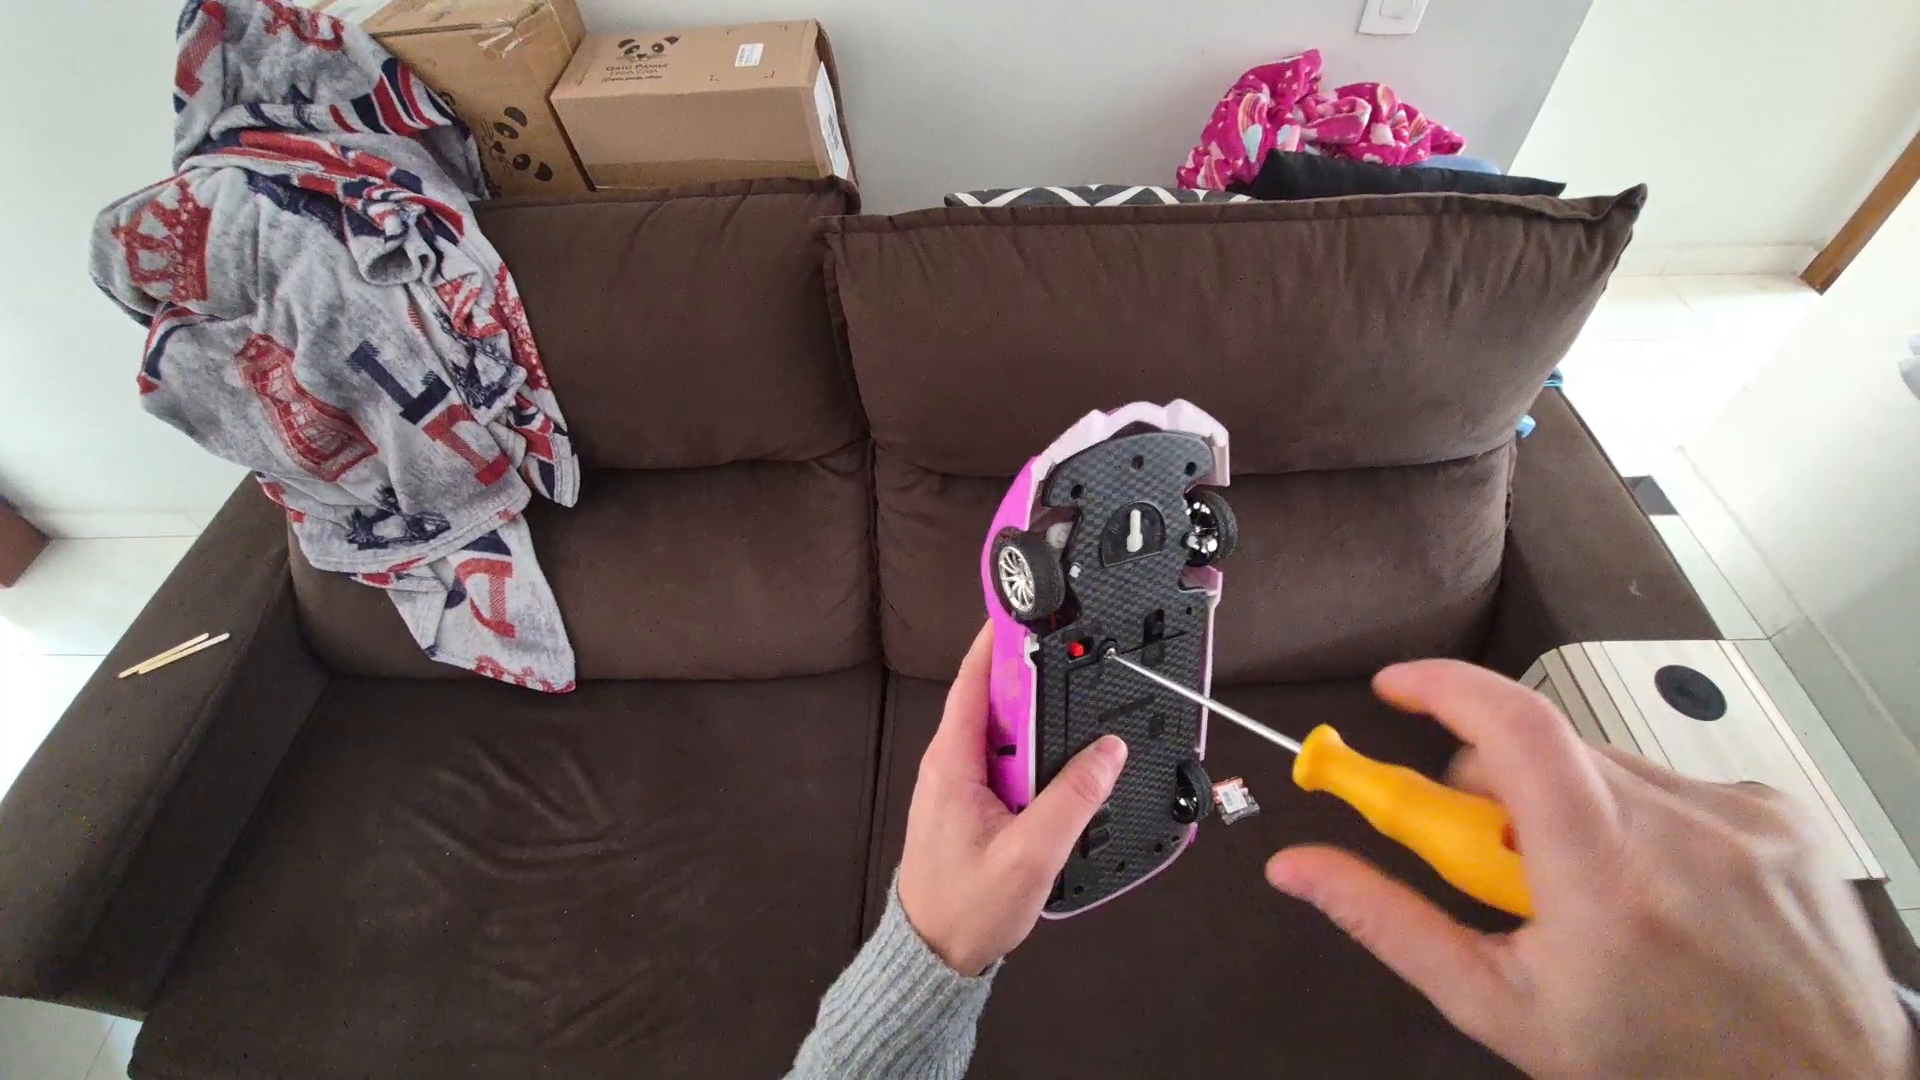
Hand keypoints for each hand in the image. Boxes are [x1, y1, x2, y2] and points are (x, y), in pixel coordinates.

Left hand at [898, 622, 1127, 975]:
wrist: (931, 952)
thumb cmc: (966, 906)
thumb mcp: (1030, 853)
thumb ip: (1072, 799)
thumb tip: (1107, 752)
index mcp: (952, 762)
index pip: (973, 681)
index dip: (996, 642)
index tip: (1021, 612)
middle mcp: (947, 762)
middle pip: (988, 698)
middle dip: (1025, 674)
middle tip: (1066, 654)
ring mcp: (954, 780)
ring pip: (996, 728)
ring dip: (1028, 714)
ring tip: (1067, 701)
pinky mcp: (964, 798)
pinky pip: (996, 755)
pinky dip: (1023, 745)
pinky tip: (1051, 756)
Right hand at [1266, 659, 1915, 1079]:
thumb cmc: (1650, 1065)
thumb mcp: (1494, 1003)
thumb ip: (1385, 920)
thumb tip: (1291, 864)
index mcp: (1606, 873)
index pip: (1514, 726)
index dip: (1441, 685)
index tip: (1393, 686)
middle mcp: (1682, 824)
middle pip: (1536, 746)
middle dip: (1485, 780)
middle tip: (1486, 851)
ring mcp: (1742, 813)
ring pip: (1592, 759)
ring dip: (1555, 798)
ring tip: (1579, 880)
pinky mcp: (1780, 812)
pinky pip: (1658, 775)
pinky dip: (1623, 808)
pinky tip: (1650, 877)